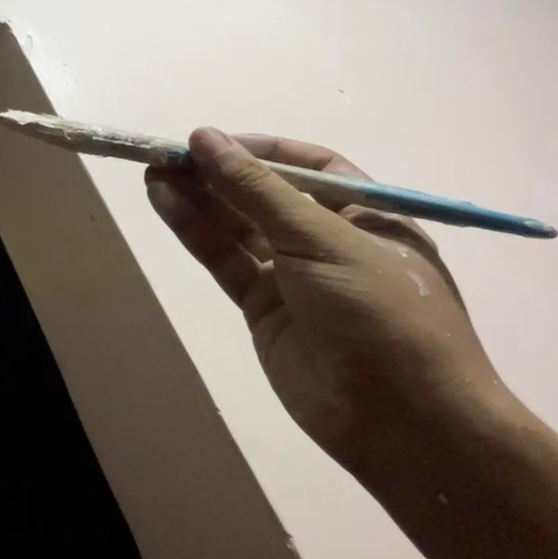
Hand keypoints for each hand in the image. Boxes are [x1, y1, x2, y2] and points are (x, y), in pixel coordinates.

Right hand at [145, 128, 513, 470]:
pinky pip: (223, 257)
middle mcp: (330, 242)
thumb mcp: (323, 240)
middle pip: (264, 194)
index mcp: (369, 219)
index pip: (312, 168)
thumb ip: (256, 189)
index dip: (263, 150)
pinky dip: (193, 228)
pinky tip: (163, 201)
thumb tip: (205, 137)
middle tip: (168, 154)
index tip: (215, 142)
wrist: (403, 421)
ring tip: (153, 171)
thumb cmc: (384, 315)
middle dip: (217, 173)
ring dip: (196, 197)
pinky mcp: (262, 306)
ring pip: (237, 225)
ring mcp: (293, 276)